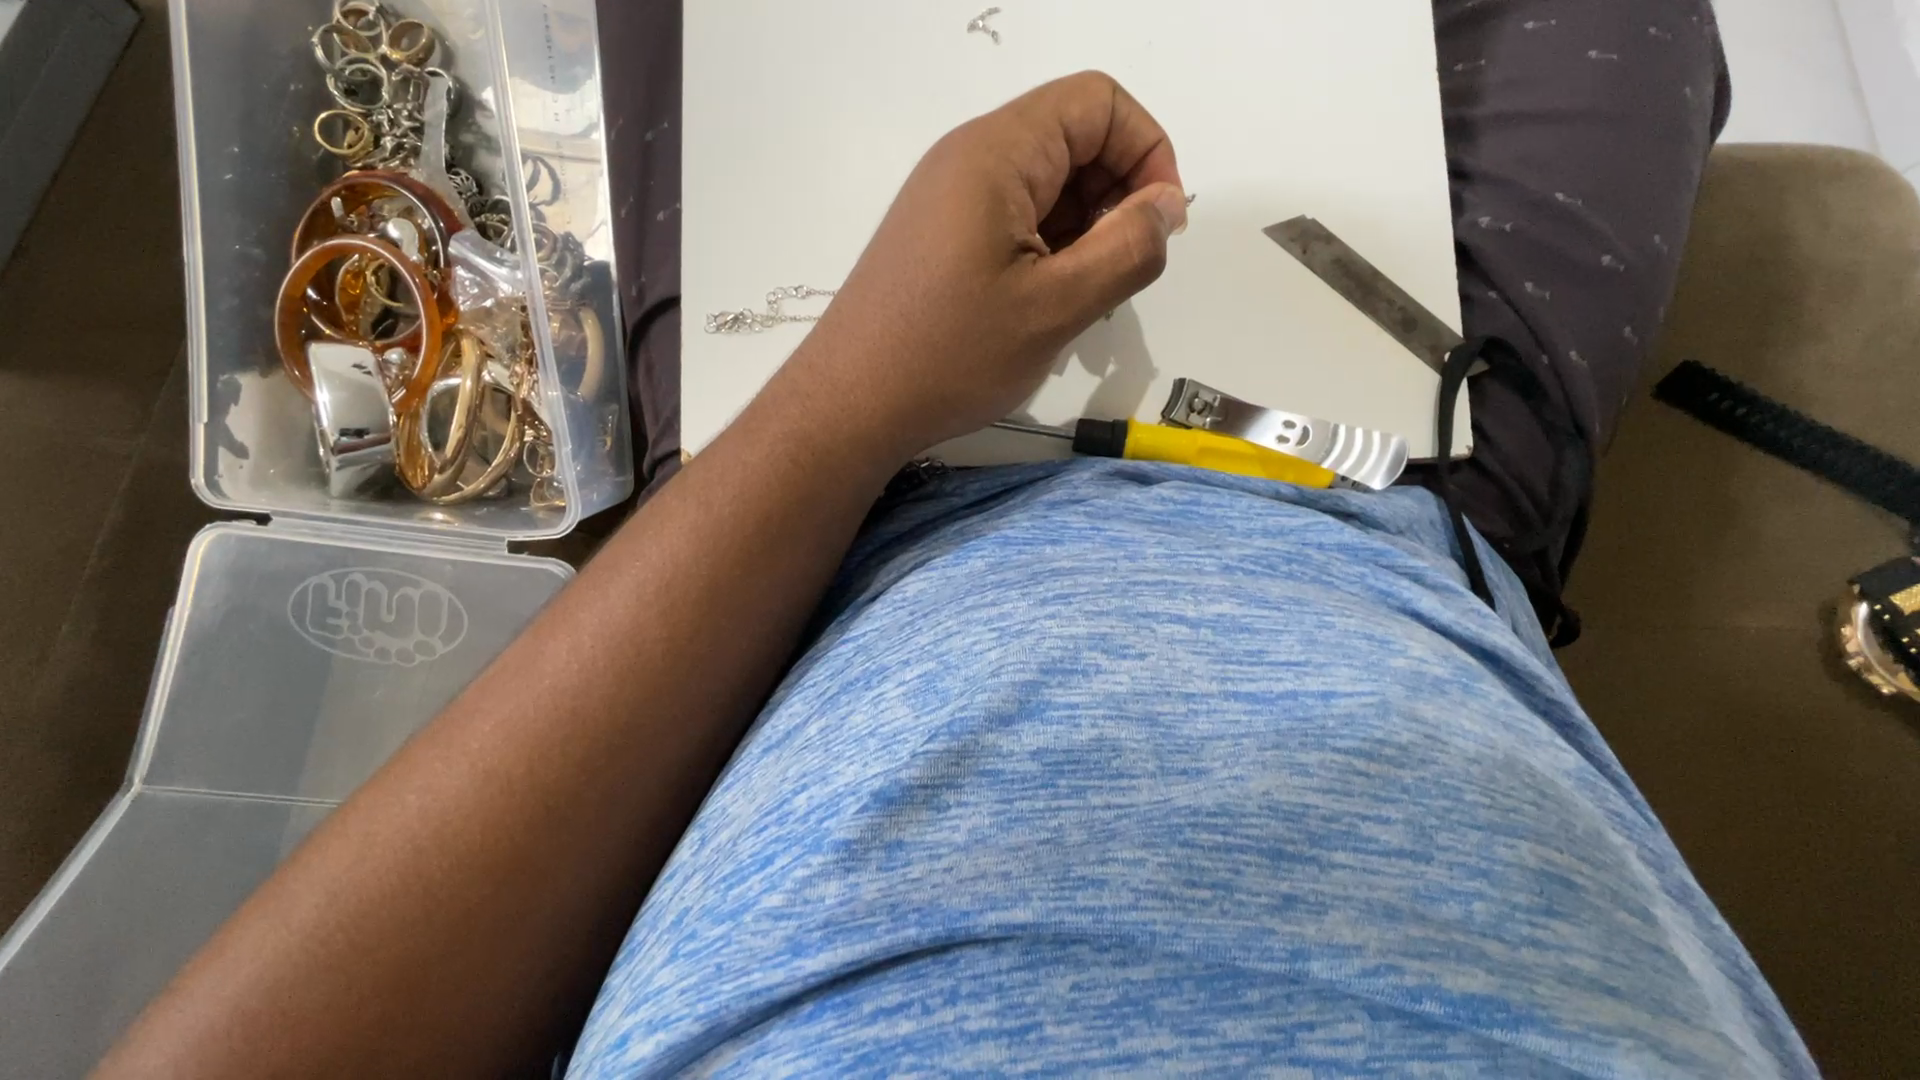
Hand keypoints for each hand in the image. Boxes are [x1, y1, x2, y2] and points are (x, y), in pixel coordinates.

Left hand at [763, 71, 1186, 461]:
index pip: (1098, 103)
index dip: (1148, 152)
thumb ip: (1128, 248)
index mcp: (997, 152)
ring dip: (1083, 237)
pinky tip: (1042, 313)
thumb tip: (1168, 204)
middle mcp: (968, 159)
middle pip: (1073, 142)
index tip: (1159, 227)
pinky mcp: (938, 239)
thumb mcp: (1056, 308)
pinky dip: (1046, 256)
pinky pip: (1012, 223)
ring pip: (1046, 190)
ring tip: (1077, 308)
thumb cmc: (950, 357)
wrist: (848, 407)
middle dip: (1116, 201)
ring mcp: (948, 200)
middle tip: (1115, 280)